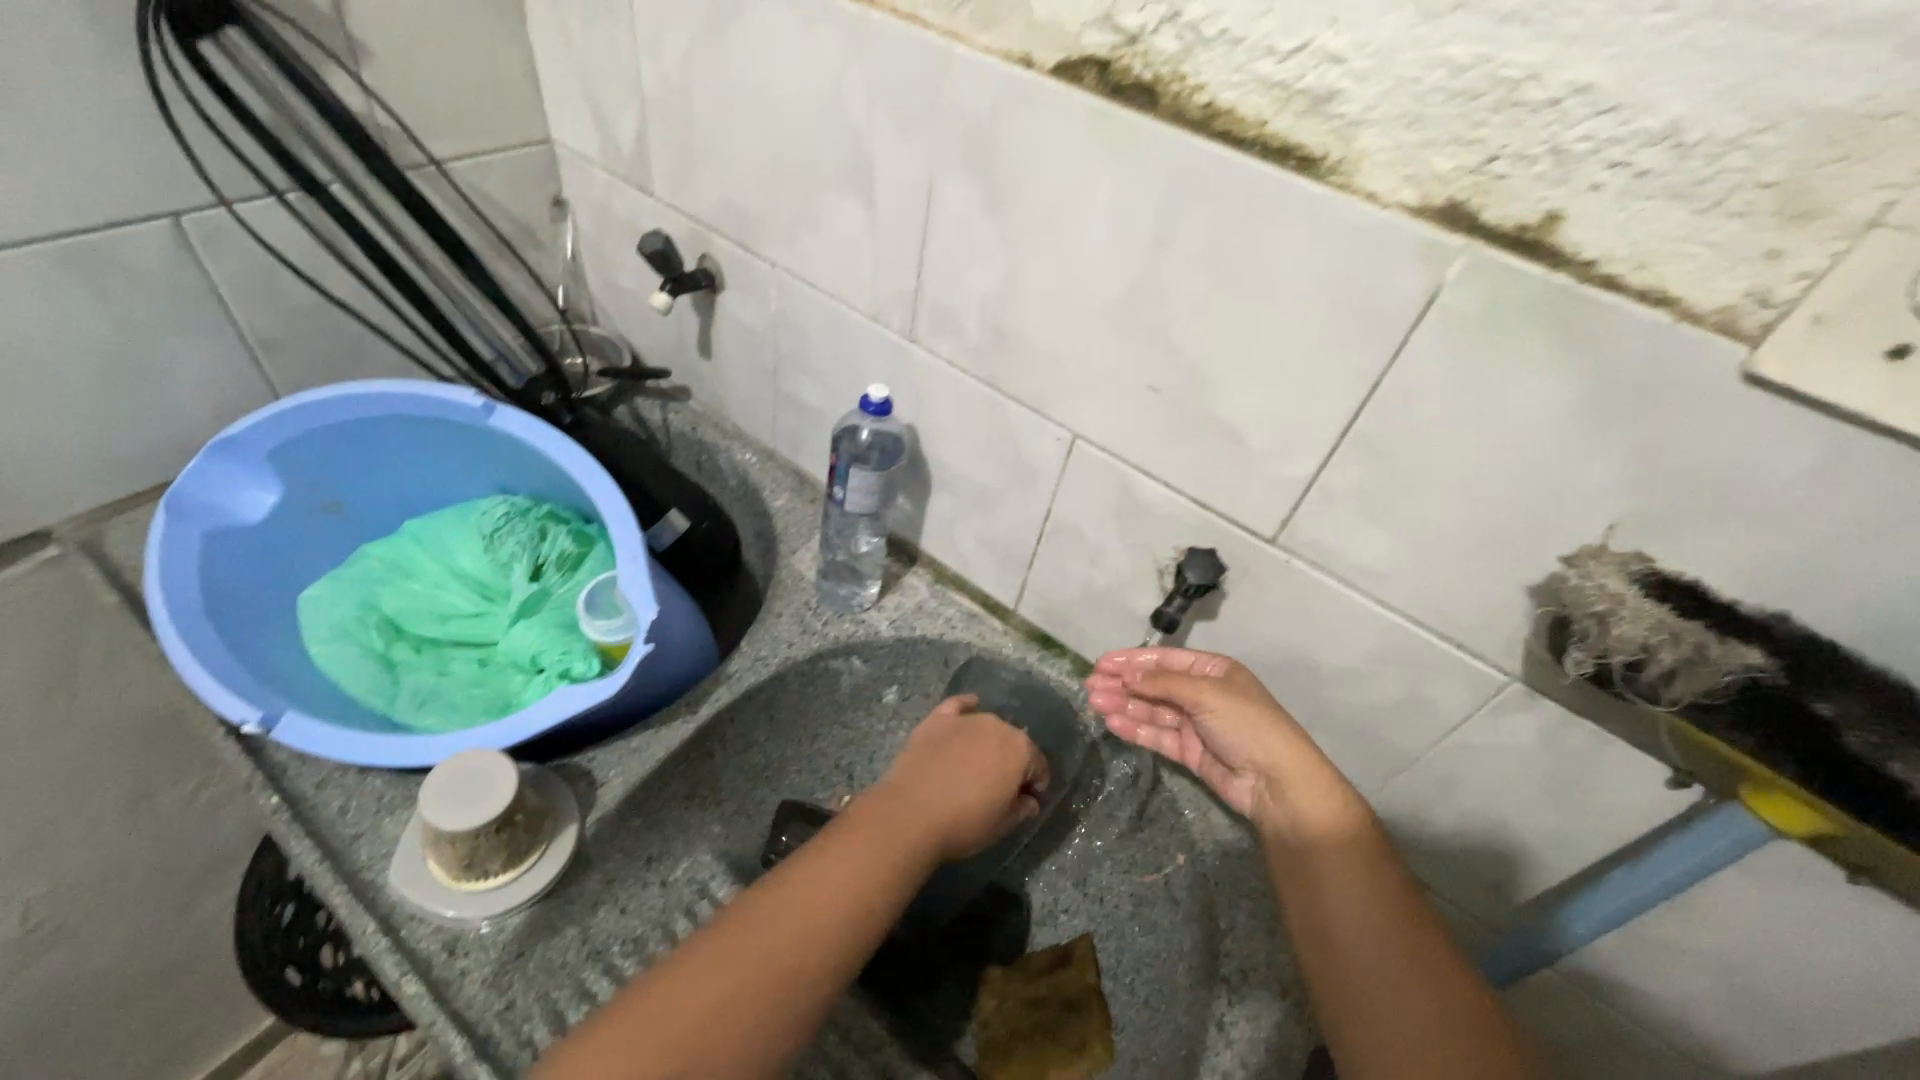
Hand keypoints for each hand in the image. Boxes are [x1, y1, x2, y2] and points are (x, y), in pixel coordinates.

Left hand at [870, 695, 1049, 862]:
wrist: (911, 814)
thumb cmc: (964, 822)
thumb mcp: (1002, 824)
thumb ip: (1022, 809)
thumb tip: (1030, 801)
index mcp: (1020, 750)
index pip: (1038, 765)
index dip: (1036, 785)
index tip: (1028, 801)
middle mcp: (997, 726)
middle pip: (1013, 743)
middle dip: (1013, 762)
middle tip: (1001, 786)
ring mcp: (965, 720)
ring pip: (987, 727)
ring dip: (990, 741)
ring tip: (979, 762)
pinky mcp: (936, 720)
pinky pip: (957, 706)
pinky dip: (966, 705)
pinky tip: (971, 704)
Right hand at [1086, 648, 1361, 835]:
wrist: (1277, 781)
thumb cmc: (1247, 725)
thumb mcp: (1206, 694)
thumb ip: (1163, 682)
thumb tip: (1127, 673)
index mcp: (1212, 671)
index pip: (1164, 660)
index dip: (1132, 661)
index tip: (1100, 664)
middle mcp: (1202, 693)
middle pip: (1154, 685)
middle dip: (1123, 684)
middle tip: (1090, 687)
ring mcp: (1196, 724)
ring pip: (1152, 710)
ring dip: (1124, 705)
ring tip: (1095, 704)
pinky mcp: (1190, 751)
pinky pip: (1157, 735)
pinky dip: (1136, 728)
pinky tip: (1113, 724)